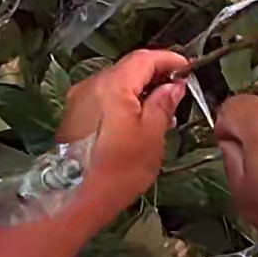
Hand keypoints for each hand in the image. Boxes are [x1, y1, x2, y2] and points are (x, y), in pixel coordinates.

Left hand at [56, 50, 187, 219]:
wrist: (75, 198)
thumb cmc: (119, 170)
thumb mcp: (151, 136)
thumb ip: (163, 105)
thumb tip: (173, 86)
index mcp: (111, 85)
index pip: (143, 58)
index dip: (168, 59)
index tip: (186, 68)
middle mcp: (89, 85)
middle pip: (125, 69)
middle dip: (152, 75)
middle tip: (176, 91)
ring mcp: (76, 100)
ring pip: (112, 83)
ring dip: (136, 89)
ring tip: (159, 109)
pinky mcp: (71, 115)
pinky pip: (100, 98)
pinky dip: (119, 101)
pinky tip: (133, 119)